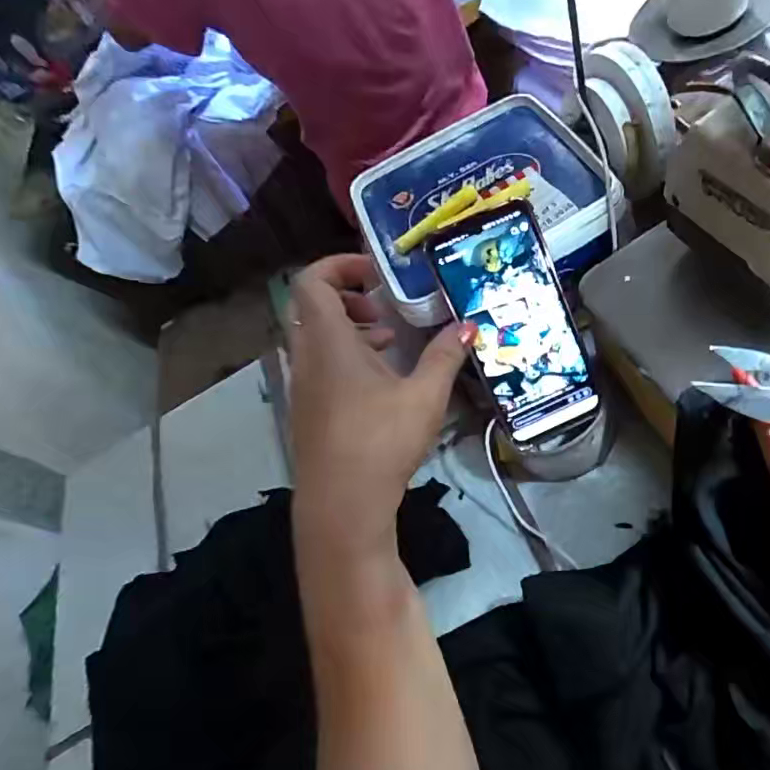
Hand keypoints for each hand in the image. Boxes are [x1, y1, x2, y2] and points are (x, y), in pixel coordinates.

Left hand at [288, 255, 472, 551]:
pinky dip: (343, 357)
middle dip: (348, 298)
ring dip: (348, 329)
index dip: (340, 266)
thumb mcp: (425, 395)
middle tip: (383, 309)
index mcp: (328, 342)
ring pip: (315, 338)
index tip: (377, 275)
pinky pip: (318, 365)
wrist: (341, 502)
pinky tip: (379, 382)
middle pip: (310, 307)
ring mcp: (302, 386)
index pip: (312, 281)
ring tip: (387, 342)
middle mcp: (306, 357)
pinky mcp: (307, 411)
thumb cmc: (381, 440)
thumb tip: (467, 326)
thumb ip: (445, 356)